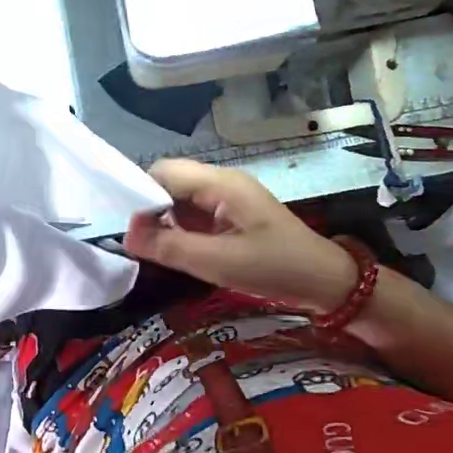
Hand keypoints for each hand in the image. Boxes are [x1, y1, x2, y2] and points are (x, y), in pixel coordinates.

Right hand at [124, 160, 357, 313]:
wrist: (325, 281)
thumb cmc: (274, 268)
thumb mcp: (218, 262)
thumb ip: (170, 247)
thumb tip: (126, 234)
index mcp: (221, 183)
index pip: (163, 171)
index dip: (140, 195)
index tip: (128, 228)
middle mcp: (223, 182)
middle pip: (171, 182)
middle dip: (151, 209)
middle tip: (140, 243)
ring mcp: (230, 198)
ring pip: (182, 199)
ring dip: (166, 221)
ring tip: (156, 249)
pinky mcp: (234, 214)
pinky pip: (197, 213)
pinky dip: (183, 229)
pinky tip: (180, 251)